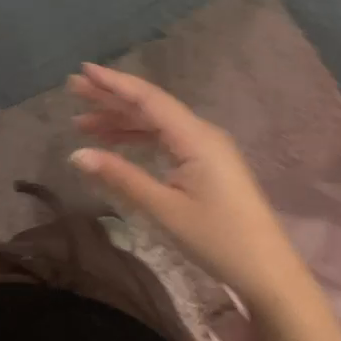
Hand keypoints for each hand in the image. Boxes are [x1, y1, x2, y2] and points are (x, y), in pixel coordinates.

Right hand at [67, 63, 279, 289]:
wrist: (267, 271)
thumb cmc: (217, 239)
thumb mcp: (164, 208)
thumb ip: (121, 177)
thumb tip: (76, 154)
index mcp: (195, 137)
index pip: (148, 99)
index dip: (114, 83)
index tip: (84, 70)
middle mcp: (201, 134)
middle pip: (150, 107)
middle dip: (111, 98)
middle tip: (74, 88)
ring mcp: (206, 149)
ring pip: (156, 124)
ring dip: (120, 120)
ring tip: (82, 121)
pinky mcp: (207, 165)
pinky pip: (166, 140)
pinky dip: (138, 138)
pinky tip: (114, 143)